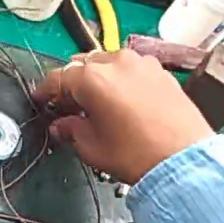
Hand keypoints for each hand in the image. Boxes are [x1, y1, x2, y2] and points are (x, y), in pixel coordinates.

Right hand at [33, 48, 213, 182]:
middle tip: (67, 106)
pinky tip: (119, 101)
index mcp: (92, 79)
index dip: (45, 91)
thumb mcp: (90, 146)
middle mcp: (116, 62)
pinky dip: (119, 80)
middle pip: (82, 65)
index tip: (41, 100)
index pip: (57, 78)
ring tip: (95, 103)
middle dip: (71, 84)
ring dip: (96, 79)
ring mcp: (141, 63)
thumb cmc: (136, 154)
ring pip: (107, 63)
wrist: (182, 160)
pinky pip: (130, 68)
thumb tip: (62, 125)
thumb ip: (70, 129)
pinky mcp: (160, 71)